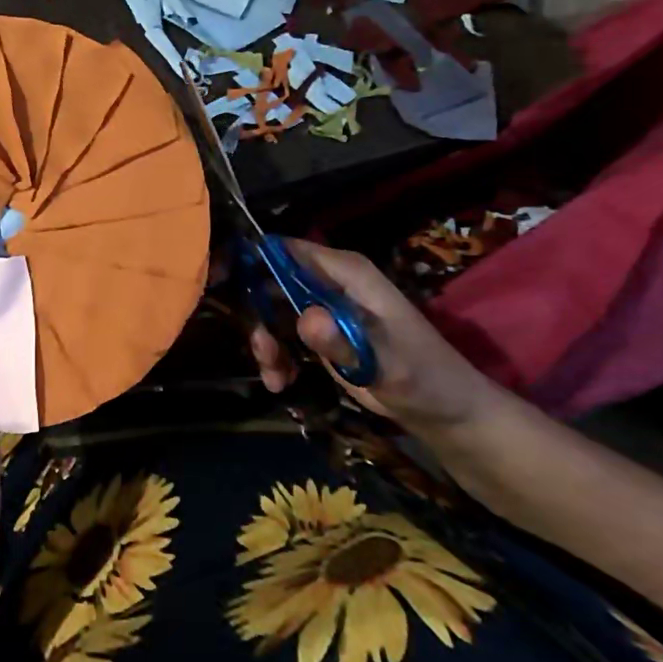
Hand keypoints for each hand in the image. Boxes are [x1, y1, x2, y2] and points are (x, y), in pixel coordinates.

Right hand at [249, 238, 500, 427]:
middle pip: (270, 281)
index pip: (286, 249)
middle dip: (256, 314)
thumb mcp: (386, 363)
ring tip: (276, 376)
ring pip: (272, 312)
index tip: (218, 278)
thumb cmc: (424, 378)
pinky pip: (283, 336)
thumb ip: (344, 342)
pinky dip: (276, 359)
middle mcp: (330, 282)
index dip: (249, 258)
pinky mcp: (322, 334)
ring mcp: (324, 308)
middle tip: (261, 351)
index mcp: (346, 272)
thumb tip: (305, 319)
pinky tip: (282, 383)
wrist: (445, 411)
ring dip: (265, 342)